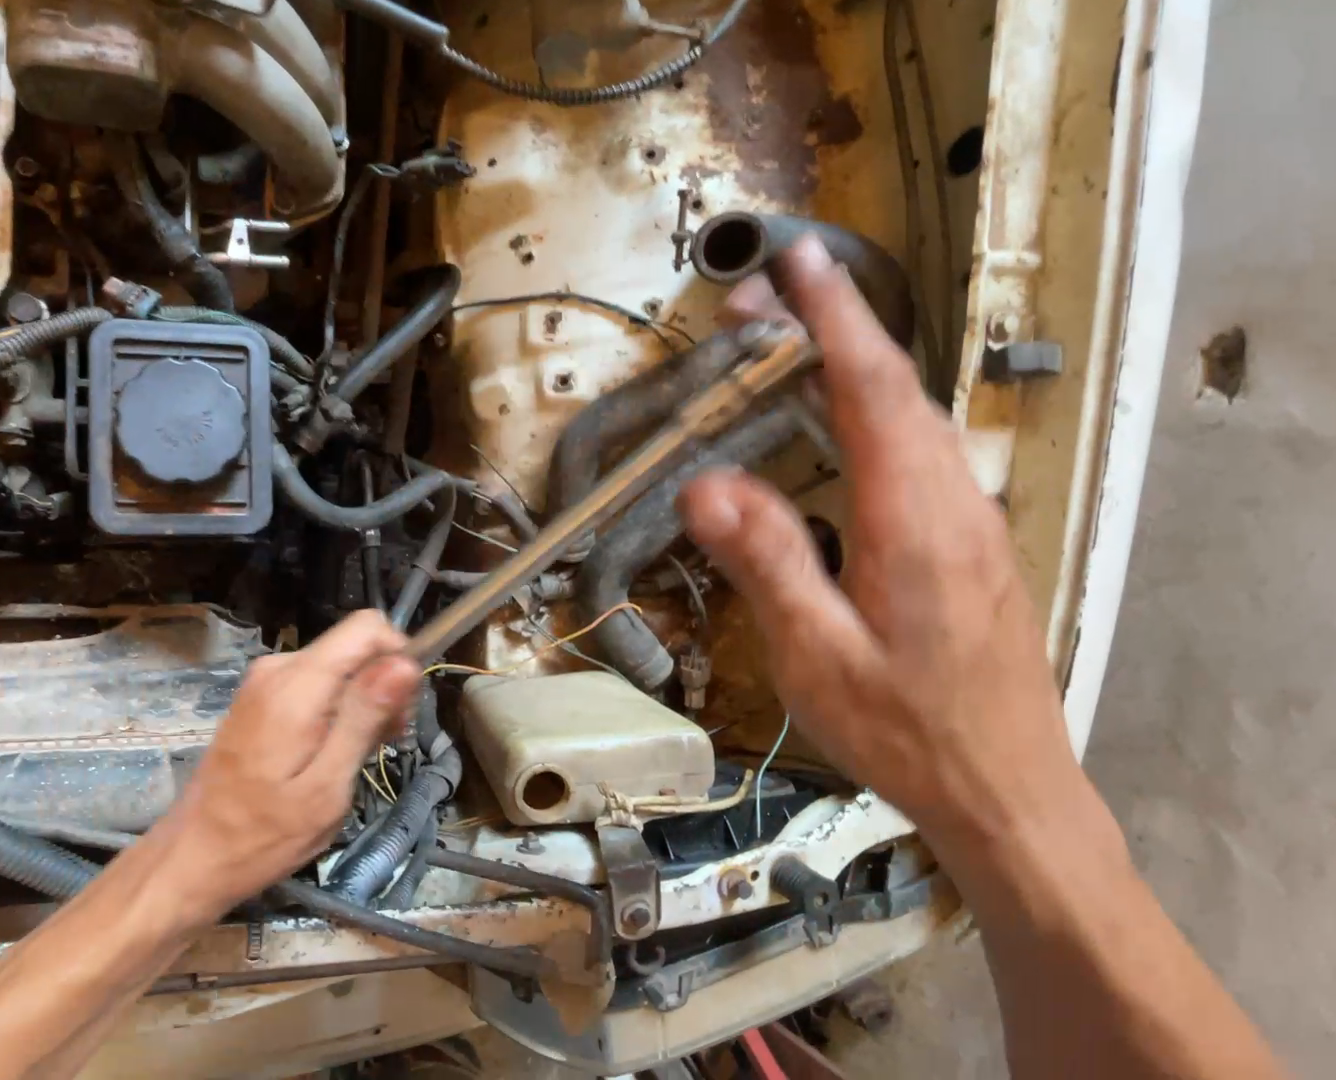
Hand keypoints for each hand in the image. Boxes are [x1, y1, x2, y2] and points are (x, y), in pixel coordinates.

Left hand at [145, 610, 420, 920]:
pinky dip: (334, 711)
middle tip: (380, 747)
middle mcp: (277, 668)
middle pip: (353, 647)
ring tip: (353, 760)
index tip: (402, 712)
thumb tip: (404, 663)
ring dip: (359, 705)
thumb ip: (364, 718)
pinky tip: (328, 755)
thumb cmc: (263, 834)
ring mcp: (264, 681)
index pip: (366, 627)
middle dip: (380, 689)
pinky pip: (314, 683)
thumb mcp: (326, 787)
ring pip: (338, 666)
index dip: (397, 658)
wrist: (193, 855)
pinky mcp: (260, 697)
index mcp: (296, 685)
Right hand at [677, 236, 1084, 848]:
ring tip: (781, 351)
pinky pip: (918, 450)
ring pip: (910, 416)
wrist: (1006, 789)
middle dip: (827, 331)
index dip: (833, 317)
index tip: (798, 260)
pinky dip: (870, 410)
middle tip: (752, 306)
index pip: (872, 389)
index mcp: (913, 517)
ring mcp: (968, 519)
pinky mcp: (966, 541)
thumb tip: (702, 485)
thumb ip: (766, 562)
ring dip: (848, 368)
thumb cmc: (903, 727)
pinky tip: (836, 425)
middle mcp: (952, 500)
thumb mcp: (816, 654)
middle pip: (892, 388)